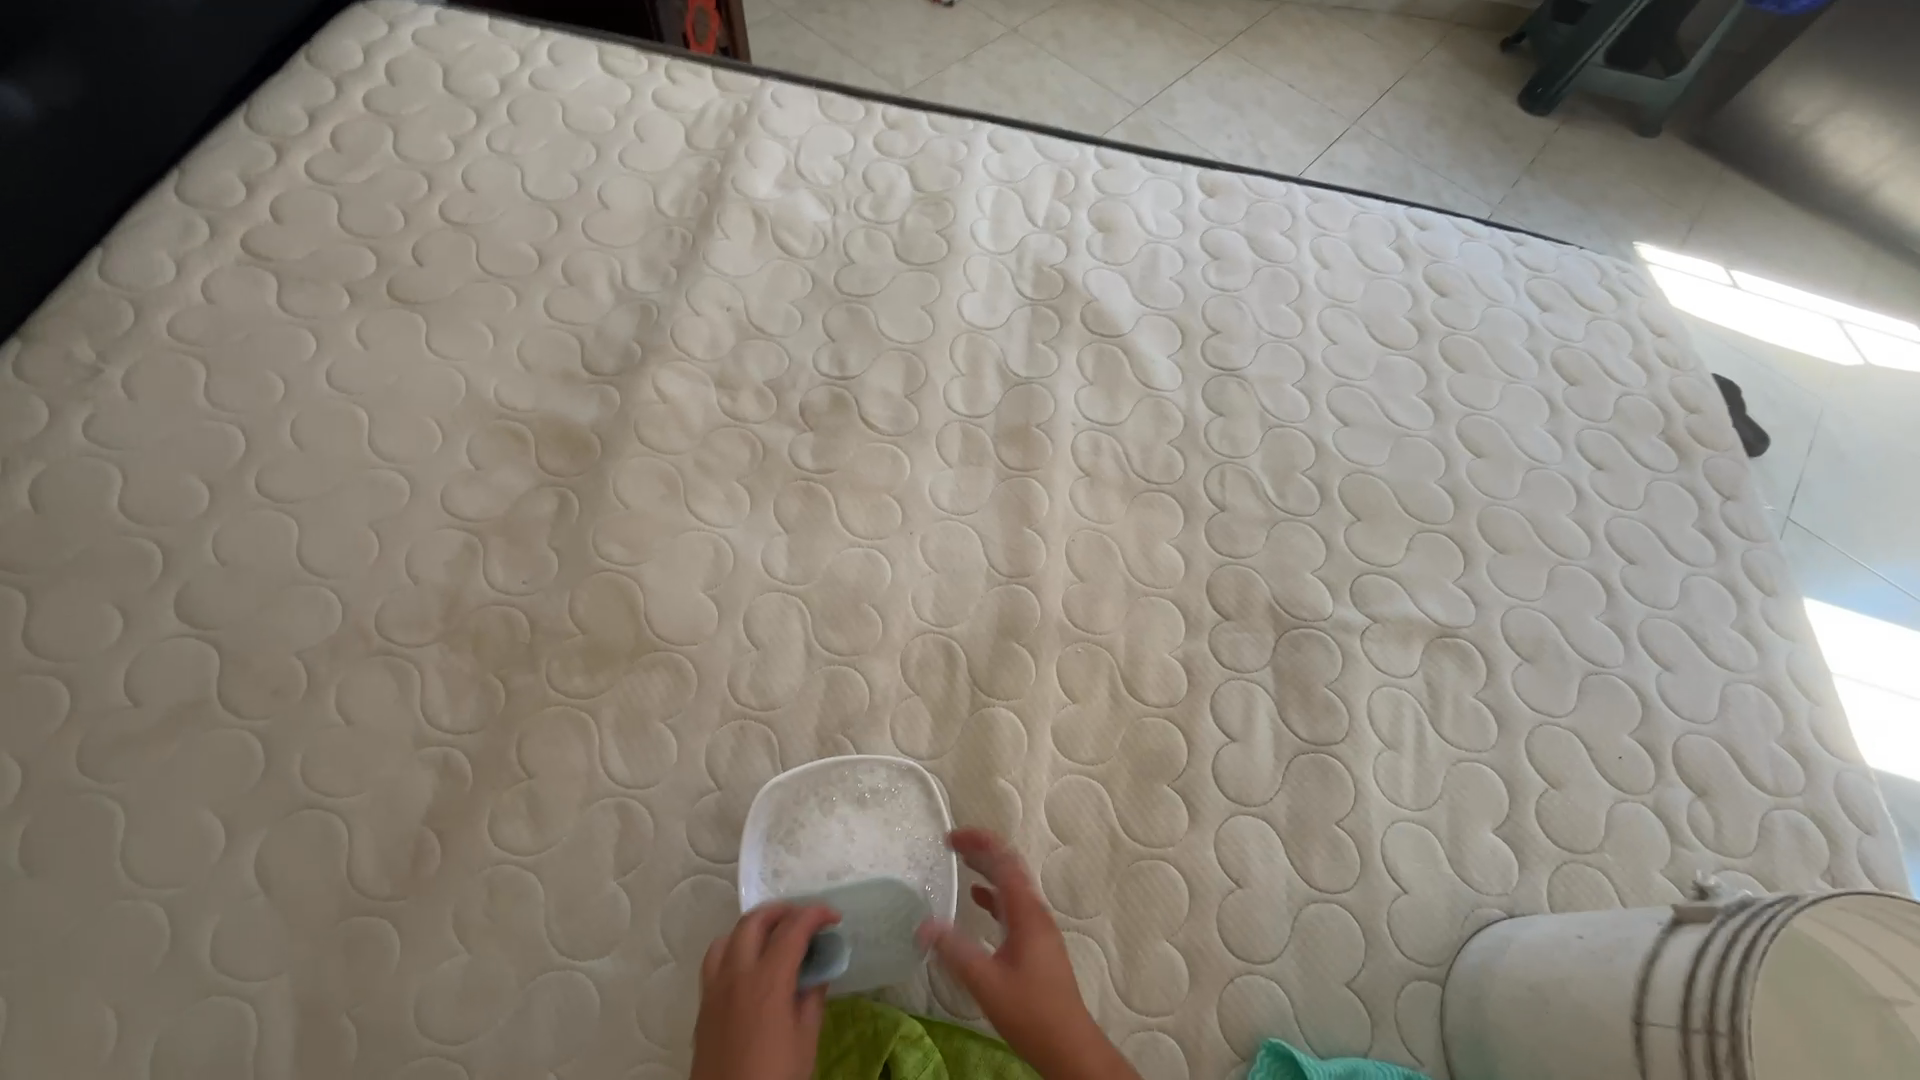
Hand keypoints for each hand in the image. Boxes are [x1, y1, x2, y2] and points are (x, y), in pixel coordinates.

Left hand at [691, 903, 839, 1079]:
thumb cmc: (776, 1075)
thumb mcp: (805, 1039)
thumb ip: (812, 997)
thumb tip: (819, 971)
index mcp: (767, 980)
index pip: (793, 928)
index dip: (816, 914)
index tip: (834, 917)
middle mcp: (736, 974)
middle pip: (755, 921)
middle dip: (782, 911)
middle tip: (805, 920)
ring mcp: (714, 988)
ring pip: (728, 936)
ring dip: (753, 927)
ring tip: (774, 936)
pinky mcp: (703, 1005)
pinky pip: (715, 960)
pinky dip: (734, 948)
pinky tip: (749, 966)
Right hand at [918, 829, 1141, 1079]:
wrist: (1069, 1045)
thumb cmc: (1031, 1012)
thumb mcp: (986, 983)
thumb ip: (955, 952)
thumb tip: (923, 925)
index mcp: (1026, 913)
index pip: (1004, 861)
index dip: (979, 842)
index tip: (951, 838)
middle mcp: (1035, 912)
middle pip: (1010, 867)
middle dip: (981, 849)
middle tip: (951, 843)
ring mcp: (1038, 927)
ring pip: (1011, 885)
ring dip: (987, 869)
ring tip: (960, 860)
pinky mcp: (1036, 942)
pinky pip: (1013, 905)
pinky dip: (994, 894)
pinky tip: (977, 897)